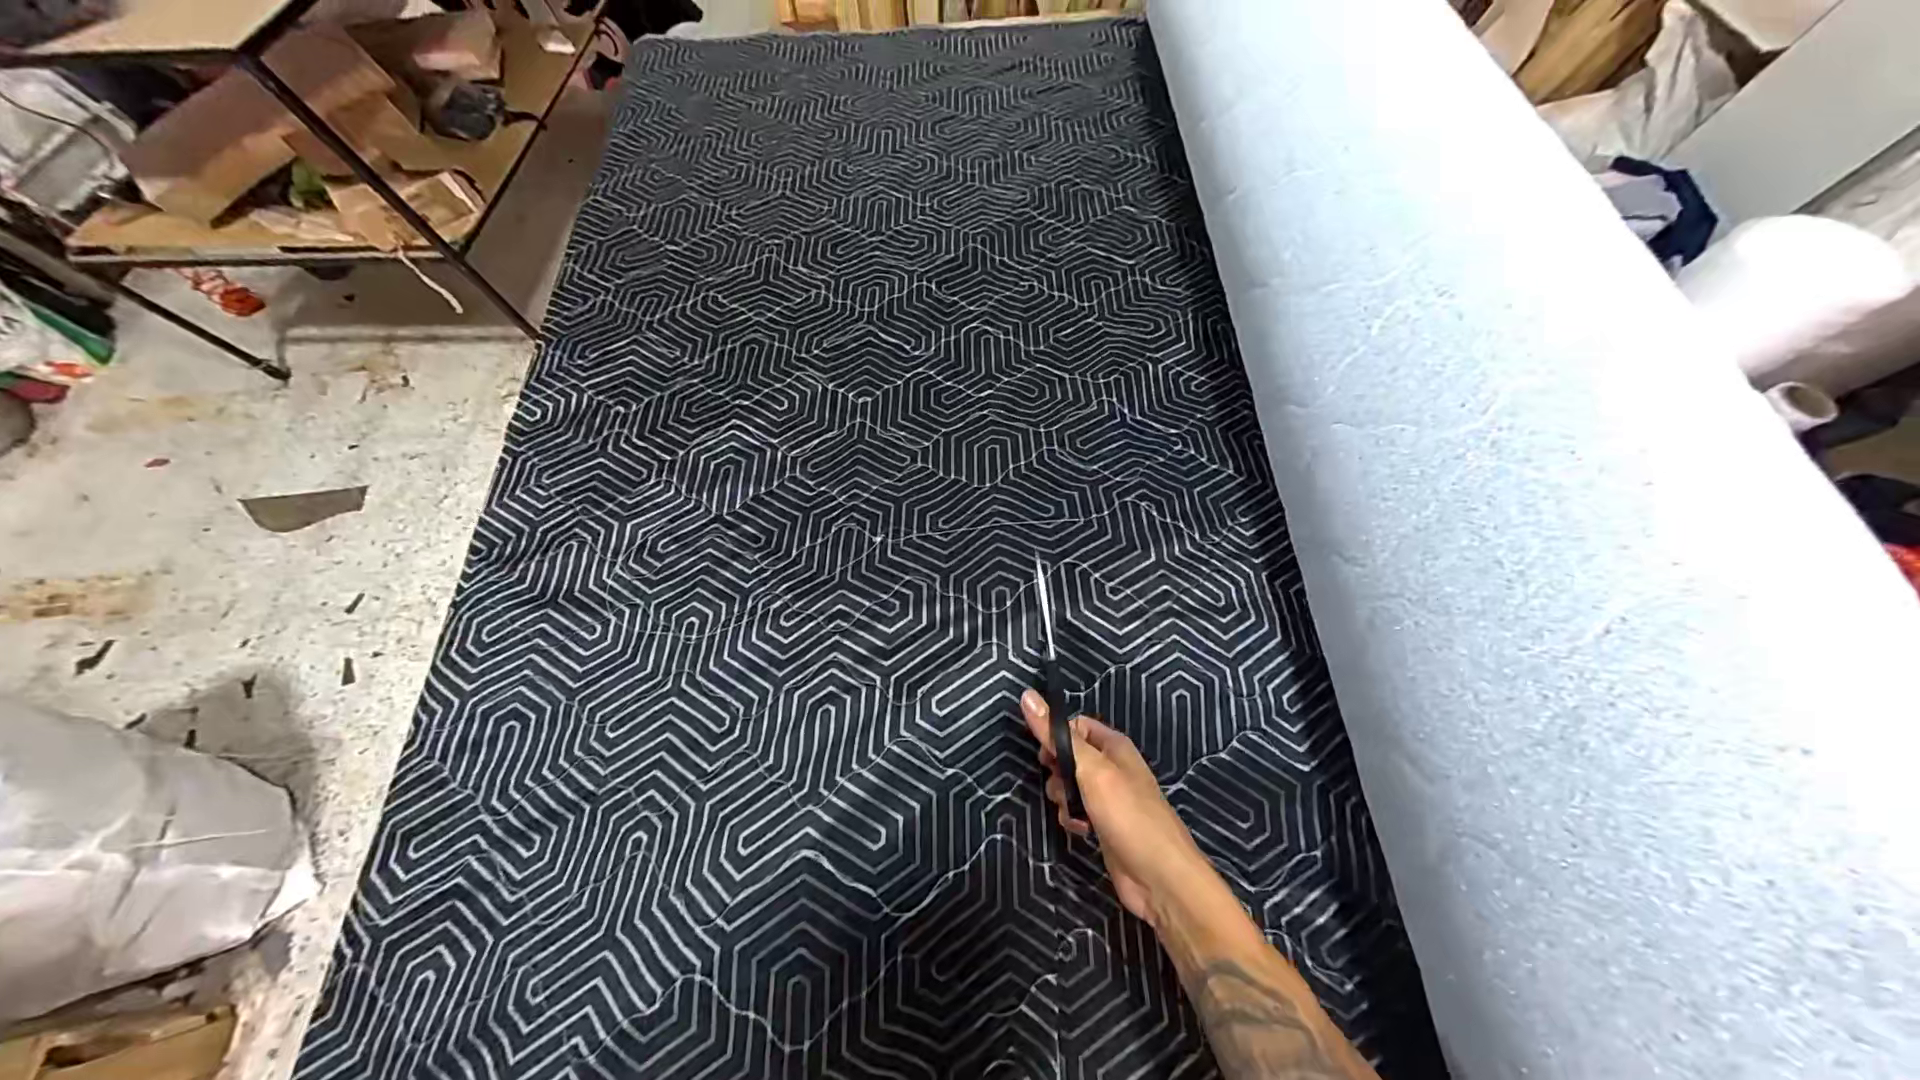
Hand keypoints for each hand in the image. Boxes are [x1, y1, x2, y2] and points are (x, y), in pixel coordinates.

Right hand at [1020, 689, 1215, 927]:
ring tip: (1072, 813)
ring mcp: (1109, 798)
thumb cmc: (1128, 815)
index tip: (1046, 757)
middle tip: (1061, 787)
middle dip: (1057, 772)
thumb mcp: (1091, 770)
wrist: (1161, 878)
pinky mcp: (1105, 824)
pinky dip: (1073, 818)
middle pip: (1069, 756)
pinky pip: (1077, 811)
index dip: (1056, 738)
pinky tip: (1080, 830)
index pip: (1075, 726)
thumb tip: (1027, 695)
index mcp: (1115, 745)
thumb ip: (1058, 736)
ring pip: (1070, 786)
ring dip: (1063, 799)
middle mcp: (1112, 767)